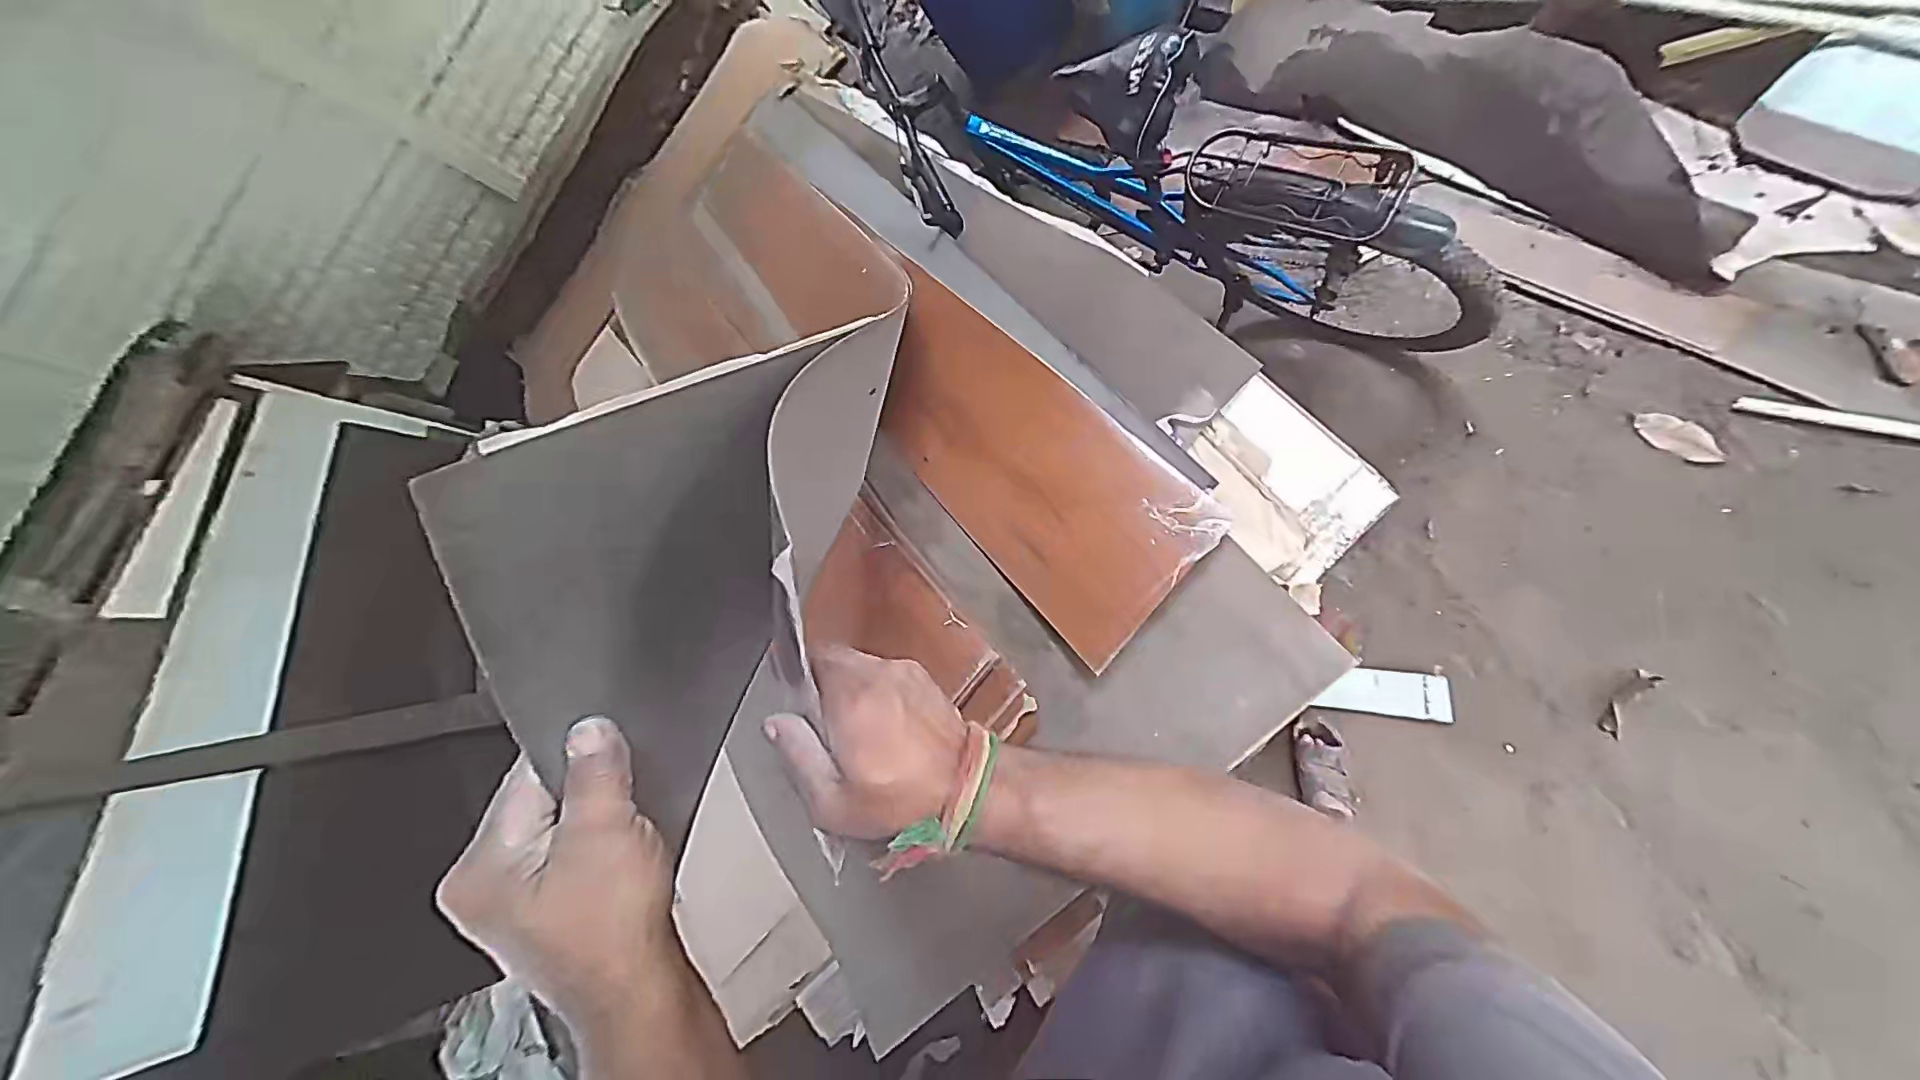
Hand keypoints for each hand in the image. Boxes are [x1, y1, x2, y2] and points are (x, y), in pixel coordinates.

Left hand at [437, 717, 680, 1041]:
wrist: (639, 988)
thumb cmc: (613, 932)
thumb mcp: (607, 830)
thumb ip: (595, 771)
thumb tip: (588, 730)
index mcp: (479, 868)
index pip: (523, 776)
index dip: (576, 758)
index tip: (609, 756)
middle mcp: (486, 885)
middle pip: (544, 799)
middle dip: (591, 793)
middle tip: (620, 813)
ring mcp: (518, 898)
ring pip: (564, 823)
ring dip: (601, 817)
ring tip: (623, 841)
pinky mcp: (550, 904)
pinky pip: (574, 848)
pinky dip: (604, 841)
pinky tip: (623, 857)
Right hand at [763, 645, 965, 839]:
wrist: (969, 789)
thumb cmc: (904, 801)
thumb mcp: (834, 802)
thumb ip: (798, 756)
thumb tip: (777, 723)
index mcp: (850, 697)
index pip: (808, 658)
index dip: (798, 679)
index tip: (800, 706)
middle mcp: (877, 673)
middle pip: (834, 659)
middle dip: (824, 686)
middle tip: (828, 727)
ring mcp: (904, 671)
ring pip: (860, 666)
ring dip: (852, 689)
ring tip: (861, 732)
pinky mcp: (923, 678)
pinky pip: (887, 674)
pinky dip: (880, 692)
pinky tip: (887, 727)